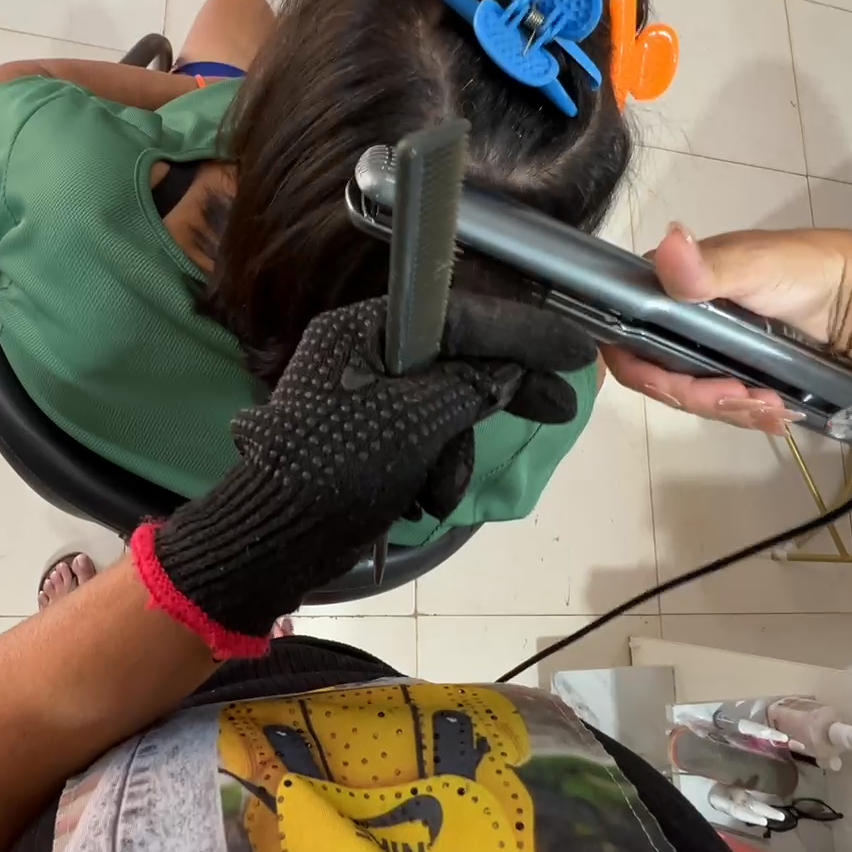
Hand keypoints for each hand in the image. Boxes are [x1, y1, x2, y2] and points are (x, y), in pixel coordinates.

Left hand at [133, 294, 595, 656]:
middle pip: (455, 358)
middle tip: (558, 408)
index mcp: (362, 330)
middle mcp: (362, 353)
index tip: (572, 349)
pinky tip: (422, 499)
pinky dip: (433, 467)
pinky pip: (423, 438)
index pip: (458, 314)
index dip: (520, 329)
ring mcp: (364, 397)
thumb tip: (509, 371)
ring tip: (439, 490)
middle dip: (498, 394)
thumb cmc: (340, 466)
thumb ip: (470, 385)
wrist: (280, 537)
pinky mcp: (369, 437)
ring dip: (454, 452)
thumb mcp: (415, 418)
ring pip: (443, 407)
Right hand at [603, 224, 851, 434]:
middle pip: (655, 374)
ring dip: (725, 408)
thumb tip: (668, 243)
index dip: (638, 365)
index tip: (671, 382)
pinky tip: (775, 413)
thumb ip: (706, 268)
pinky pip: (721, 407)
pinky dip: (746, 414)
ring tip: (771, 406)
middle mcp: (679, 323)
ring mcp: (706, 353)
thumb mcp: (758, 265)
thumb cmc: (812, 273)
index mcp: (668, 292)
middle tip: (739, 395)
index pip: (626, 335)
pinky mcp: (735, 377)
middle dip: (692, 394)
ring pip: (688, 396)